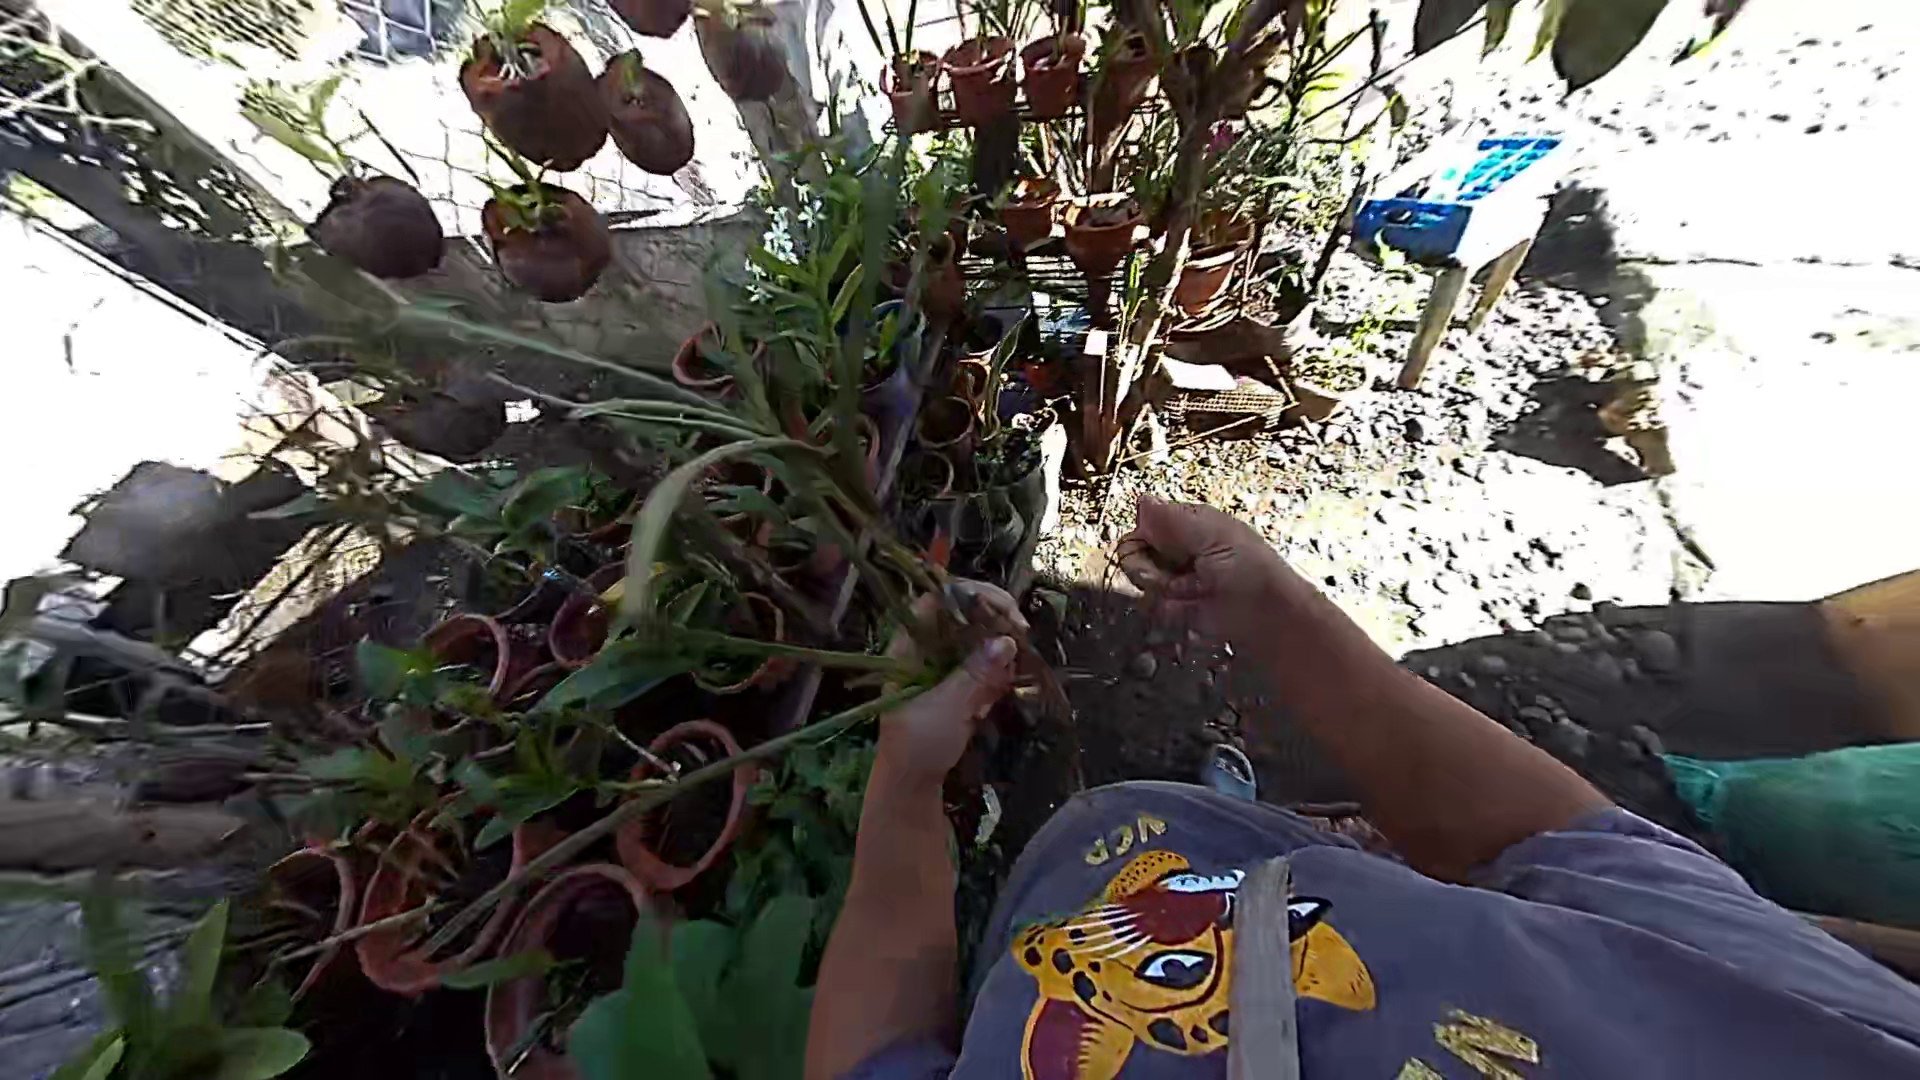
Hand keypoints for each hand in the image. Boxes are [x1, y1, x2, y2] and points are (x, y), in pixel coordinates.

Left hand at [873, 583, 1024, 788]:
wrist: (913, 786)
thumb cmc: (918, 747)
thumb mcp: (946, 711)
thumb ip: (975, 675)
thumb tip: (1007, 641)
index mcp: (908, 647)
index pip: (935, 601)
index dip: (968, 595)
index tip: (1003, 609)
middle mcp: (925, 647)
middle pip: (960, 613)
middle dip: (992, 616)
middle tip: (1021, 631)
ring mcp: (942, 662)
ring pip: (975, 634)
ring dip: (1000, 640)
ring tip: (1021, 654)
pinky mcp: (957, 679)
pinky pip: (982, 658)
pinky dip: (999, 663)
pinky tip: (1010, 677)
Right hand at [1117, 495, 1310, 643]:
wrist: (1269, 619)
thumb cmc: (1249, 571)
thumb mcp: (1214, 536)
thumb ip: (1174, 519)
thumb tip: (1142, 500)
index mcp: (1187, 524)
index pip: (1143, 524)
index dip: (1141, 538)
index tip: (1153, 549)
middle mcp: (1176, 549)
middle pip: (1132, 553)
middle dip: (1145, 568)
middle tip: (1171, 579)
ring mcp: (1173, 579)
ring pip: (1138, 581)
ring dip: (1158, 590)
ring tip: (1188, 594)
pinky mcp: (1174, 607)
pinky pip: (1151, 605)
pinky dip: (1165, 609)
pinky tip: (1188, 608)